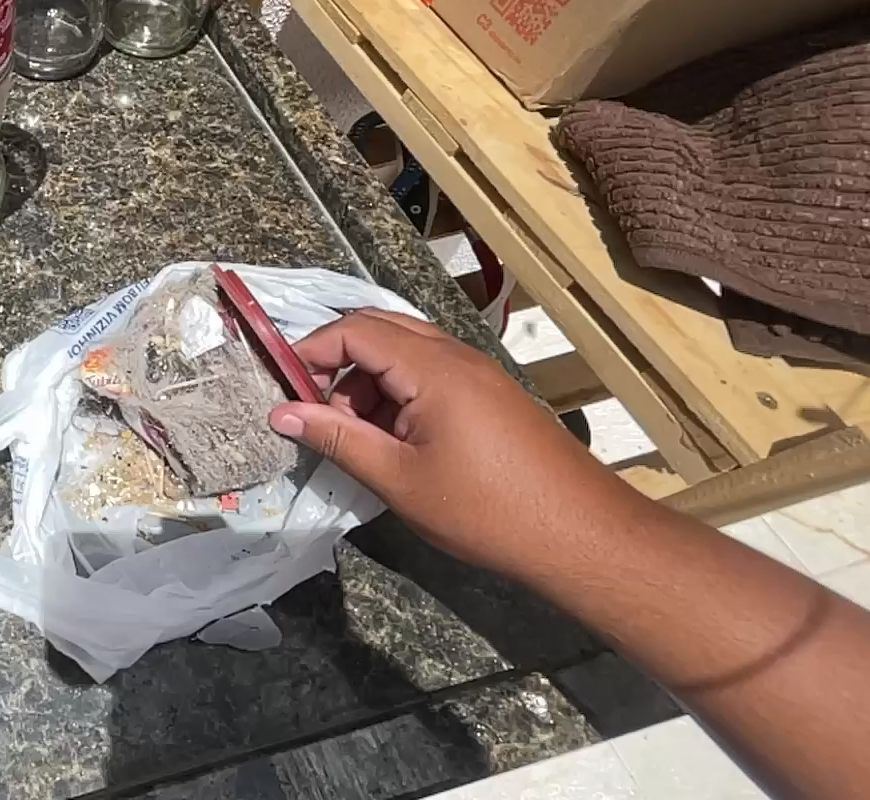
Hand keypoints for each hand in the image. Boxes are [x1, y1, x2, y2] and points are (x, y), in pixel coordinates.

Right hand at [267, 309, 635, 579]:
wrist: (591, 541)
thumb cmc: (488, 511)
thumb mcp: (398, 478)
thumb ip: (335, 438)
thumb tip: (278, 414)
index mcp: (433, 370)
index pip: (354, 330)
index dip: (311, 350)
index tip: (287, 387)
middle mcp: (456, 356)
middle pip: (377, 328)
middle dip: (336, 361)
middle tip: (318, 407)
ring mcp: (477, 372)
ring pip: (401, 348)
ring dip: (365, 378)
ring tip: (358, 431)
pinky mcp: (489, 393)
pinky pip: (426, 369)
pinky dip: (395, 389)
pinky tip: (395, 436)